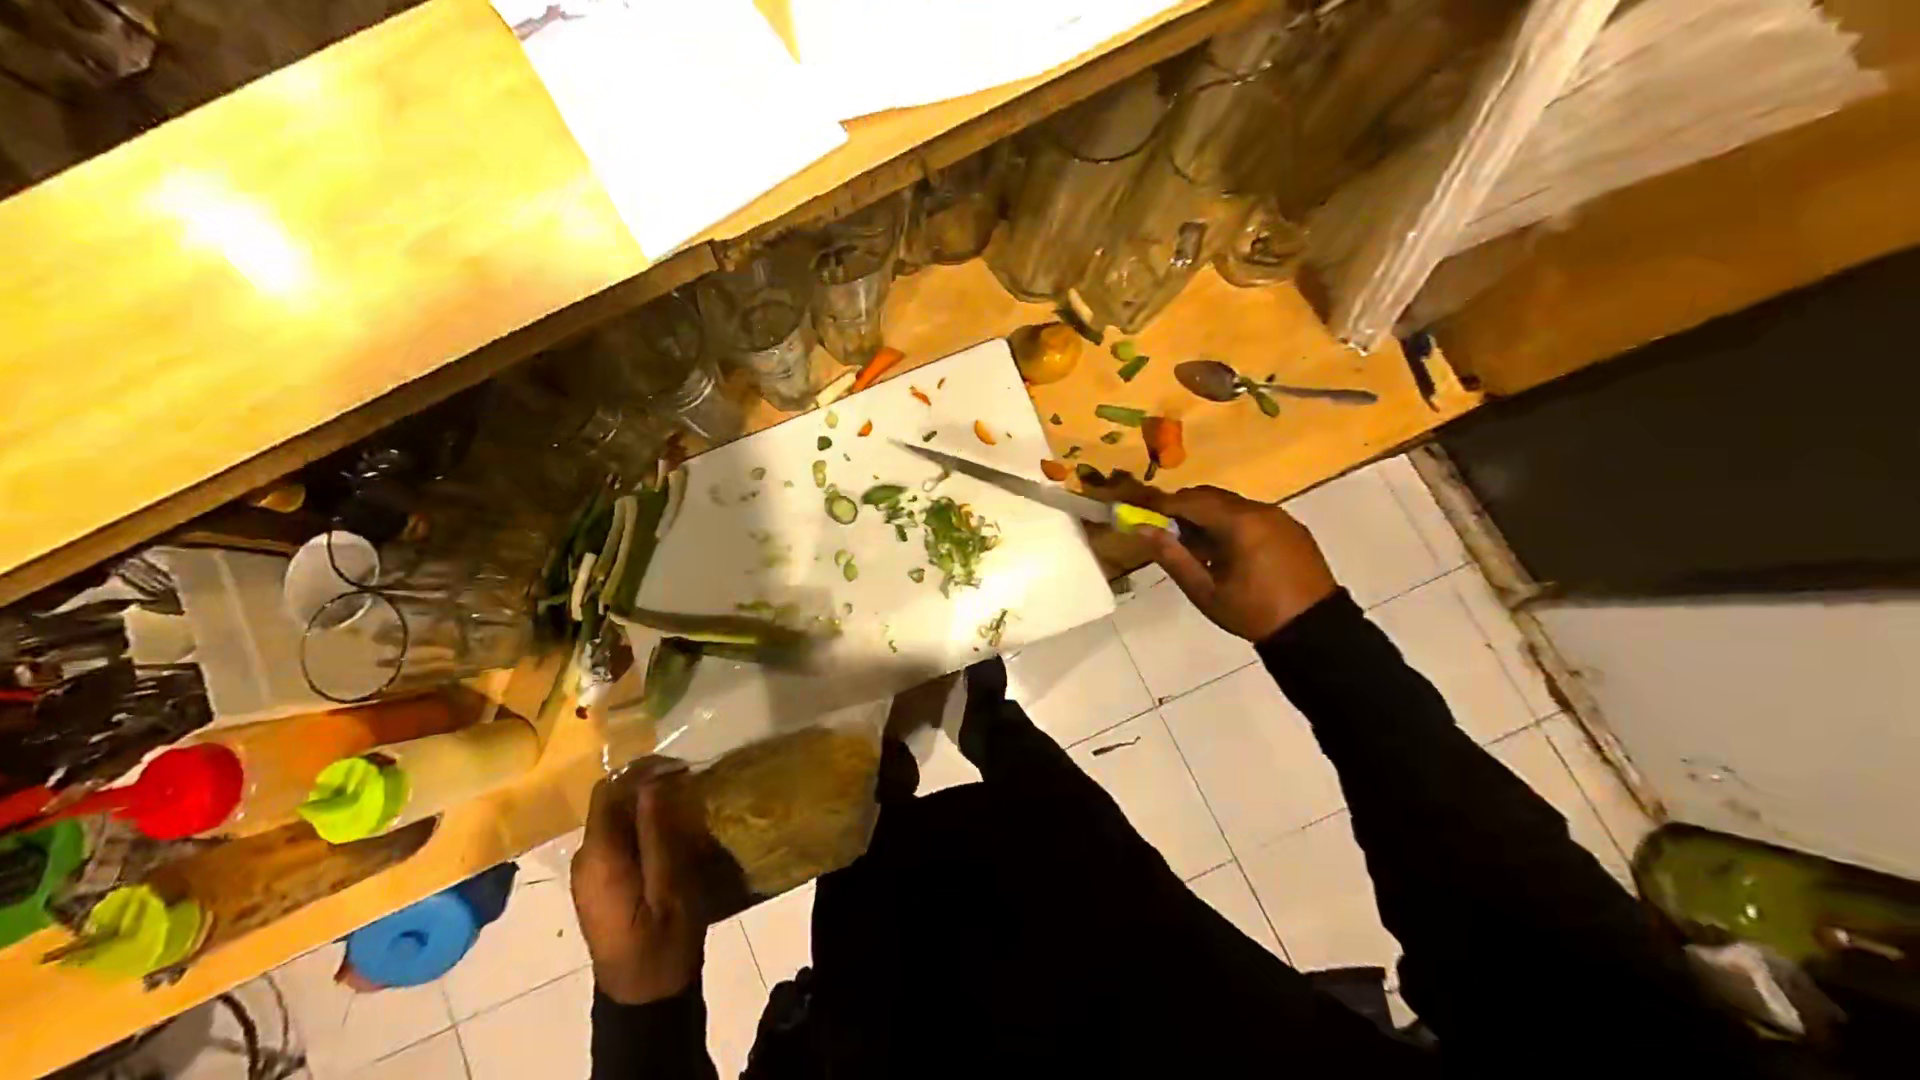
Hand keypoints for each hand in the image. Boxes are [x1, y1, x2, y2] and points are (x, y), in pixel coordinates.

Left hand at [571, 765, 707, 1004]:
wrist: (644, 995)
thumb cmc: (662, 940)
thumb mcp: (670, 884)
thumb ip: (657, 832)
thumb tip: (652, 783)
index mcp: (599, 857)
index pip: (608, 792)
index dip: (642, 770)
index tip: (680, 766)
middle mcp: (585, 858)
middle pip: (608, 802)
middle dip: (645, 783)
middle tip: (689, 779)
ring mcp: (588, 872)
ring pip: (613, 819)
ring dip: (644, 803)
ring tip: (684, 799)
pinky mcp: (599, 882)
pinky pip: (616, 838)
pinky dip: (639, 823)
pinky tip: (668, 828)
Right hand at [1133, 484, 1337, 641]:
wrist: (1315, 630)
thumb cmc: (1253, 612)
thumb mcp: (1205, 590)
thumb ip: (1172, 556)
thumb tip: (1142, 529)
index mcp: (1239, 523)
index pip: (1191, 501)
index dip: (1163, 506)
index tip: (1142, 514)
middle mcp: (1261, 510)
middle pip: (1211, 497)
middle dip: (1184, 509)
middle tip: (1165, 533)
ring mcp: (1279, 517)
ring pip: (1232, 505)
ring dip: (1208, 517)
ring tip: (1195, 548)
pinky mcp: (1291, 528)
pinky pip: (1252, 516)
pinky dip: (1230, 524)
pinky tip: (1225, 552)